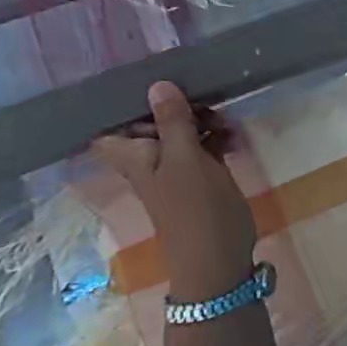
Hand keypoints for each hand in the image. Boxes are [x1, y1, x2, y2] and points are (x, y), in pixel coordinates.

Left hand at [89, 81, 255, 302]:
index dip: (123, 105)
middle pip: (151, 123)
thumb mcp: (186, 159)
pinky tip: (234, 137)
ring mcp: (175, 171)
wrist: (219, 261)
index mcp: (134, 156)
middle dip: (176, 107)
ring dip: (201, 122)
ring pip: (180, 134)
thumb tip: (157, 85)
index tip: (150, 84)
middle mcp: (149, 161)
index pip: (111, 125)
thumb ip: (172, 122)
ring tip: (226, 121)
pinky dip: (215, 140)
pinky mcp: (200, 180)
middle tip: (203, 100)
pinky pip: (202, 150)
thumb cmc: (198, 208)